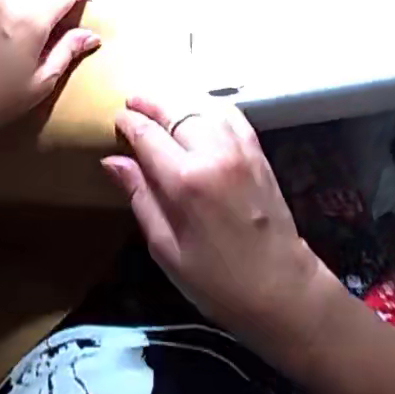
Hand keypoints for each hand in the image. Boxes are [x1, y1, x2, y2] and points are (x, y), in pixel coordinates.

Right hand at [101, 97, 335, 352]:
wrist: (282, 290)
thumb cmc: (216, 281)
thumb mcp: (165, 248)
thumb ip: (140, 197)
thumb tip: (112, 161)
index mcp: (185, 180)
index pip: (147, 134)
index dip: (128, 122)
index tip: (116, 119)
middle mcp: (212, 154)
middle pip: (174, 111)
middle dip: (150, 104)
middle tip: (133, 103)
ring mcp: (239, 149)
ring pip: (201, 107)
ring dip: (178, 103)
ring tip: (161, 106)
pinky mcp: (257, 152)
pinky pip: (229, 115)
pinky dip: (209, 108)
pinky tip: (198, 112)